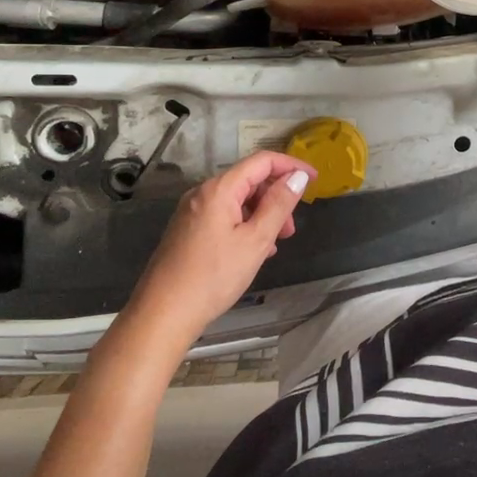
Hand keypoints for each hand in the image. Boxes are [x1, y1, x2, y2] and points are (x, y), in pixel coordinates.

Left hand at [119, 151, 312, 354]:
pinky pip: (223, 216)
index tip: (314, 180)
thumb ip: (279, 204)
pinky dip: (245, 225)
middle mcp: (202, 194)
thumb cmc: (213, 276)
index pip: (262, 161)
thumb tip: (297, 176)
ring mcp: (191, 212)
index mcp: (219, 189)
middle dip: (276, 196)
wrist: (162, 315)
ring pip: (237, 201)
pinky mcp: (187, 231)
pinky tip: (253, 251)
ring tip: (274, 244)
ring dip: (262, 214)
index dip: (291, 165)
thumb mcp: (255, 240)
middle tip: (291, 227)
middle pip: (248, 180)